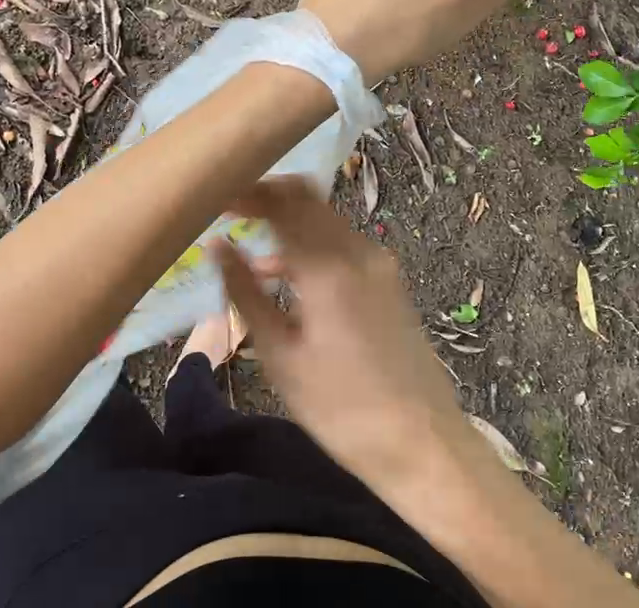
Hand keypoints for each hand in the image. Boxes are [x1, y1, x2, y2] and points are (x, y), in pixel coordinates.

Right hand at [213, 178, 470, 496]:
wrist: (424, 445)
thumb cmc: (340, 407)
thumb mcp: (279, 355)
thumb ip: (245, 293)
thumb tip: (217, 245)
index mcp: (327, 267)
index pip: (282, 201)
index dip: (246, 192)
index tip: (214, 198)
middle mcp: (357, 252)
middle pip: (307, 199)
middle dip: (266, 199)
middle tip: (229, 214)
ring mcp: (380, 266)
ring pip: (325, 220)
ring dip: (289, 224)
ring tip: (251, 255)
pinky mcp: (390, 283)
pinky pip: (342, 244)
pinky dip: (311, 246)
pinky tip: (287, 280)